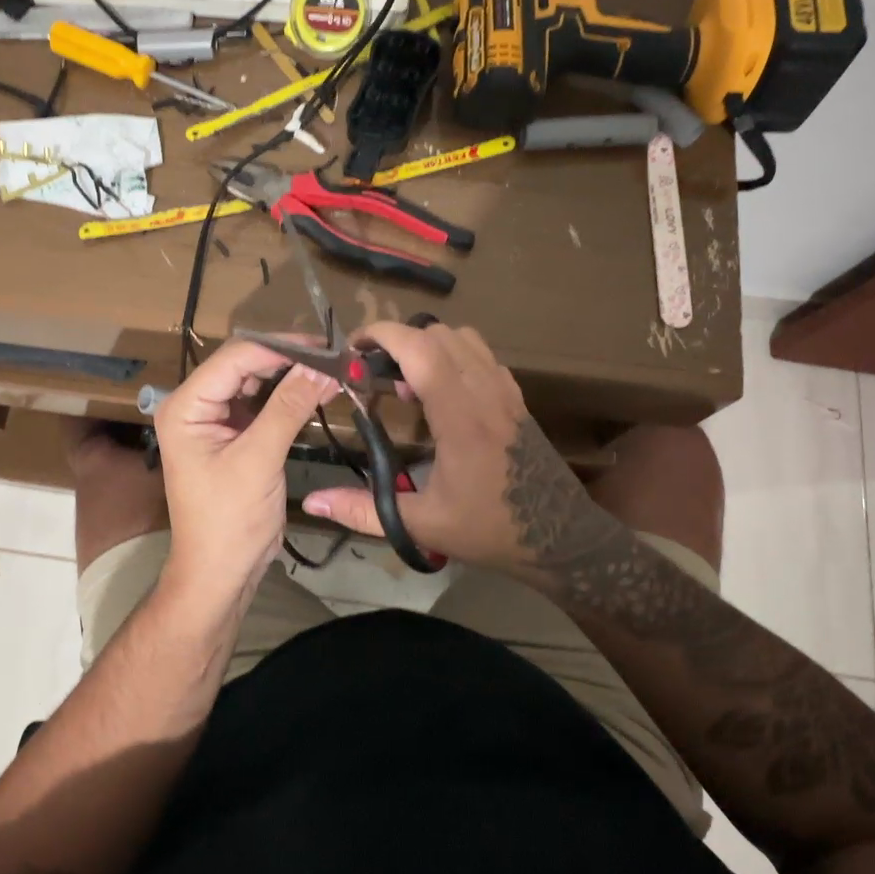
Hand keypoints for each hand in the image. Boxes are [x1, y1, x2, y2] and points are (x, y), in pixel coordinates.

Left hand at [155, 339, 339, 597]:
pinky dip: (288, 397)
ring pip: (256, 381)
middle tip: (336, 356)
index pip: (235, 358)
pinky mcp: (233, 436)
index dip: (281, 347)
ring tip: (333, 369)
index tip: (327, 346)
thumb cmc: (229, 520)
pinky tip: (317, 391)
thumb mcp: (259, 460)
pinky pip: (262, 404)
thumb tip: (324, 366)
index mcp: (186, 406)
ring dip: (291, 376)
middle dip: (288, 358)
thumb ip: (289, 407)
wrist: (220, 573)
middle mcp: (195, 405)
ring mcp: (213, 420)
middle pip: (244, 364)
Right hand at [301, 322, 595, 575]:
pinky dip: (454, 358)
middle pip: (439, 335)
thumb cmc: (490, 530)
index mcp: (460, 416)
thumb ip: (364, 511)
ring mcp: (506, 392)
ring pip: (465, 339)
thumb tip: (313, 502)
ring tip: (407, 384)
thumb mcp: (422, 525)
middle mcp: (485, 392)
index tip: (354, 347)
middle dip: (400, 341)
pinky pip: (482, 357)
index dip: (383, 335)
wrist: (561, 538)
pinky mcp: (517, 400)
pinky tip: (440, 395)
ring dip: (429, 347)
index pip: (421, 348)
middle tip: (375, 374)